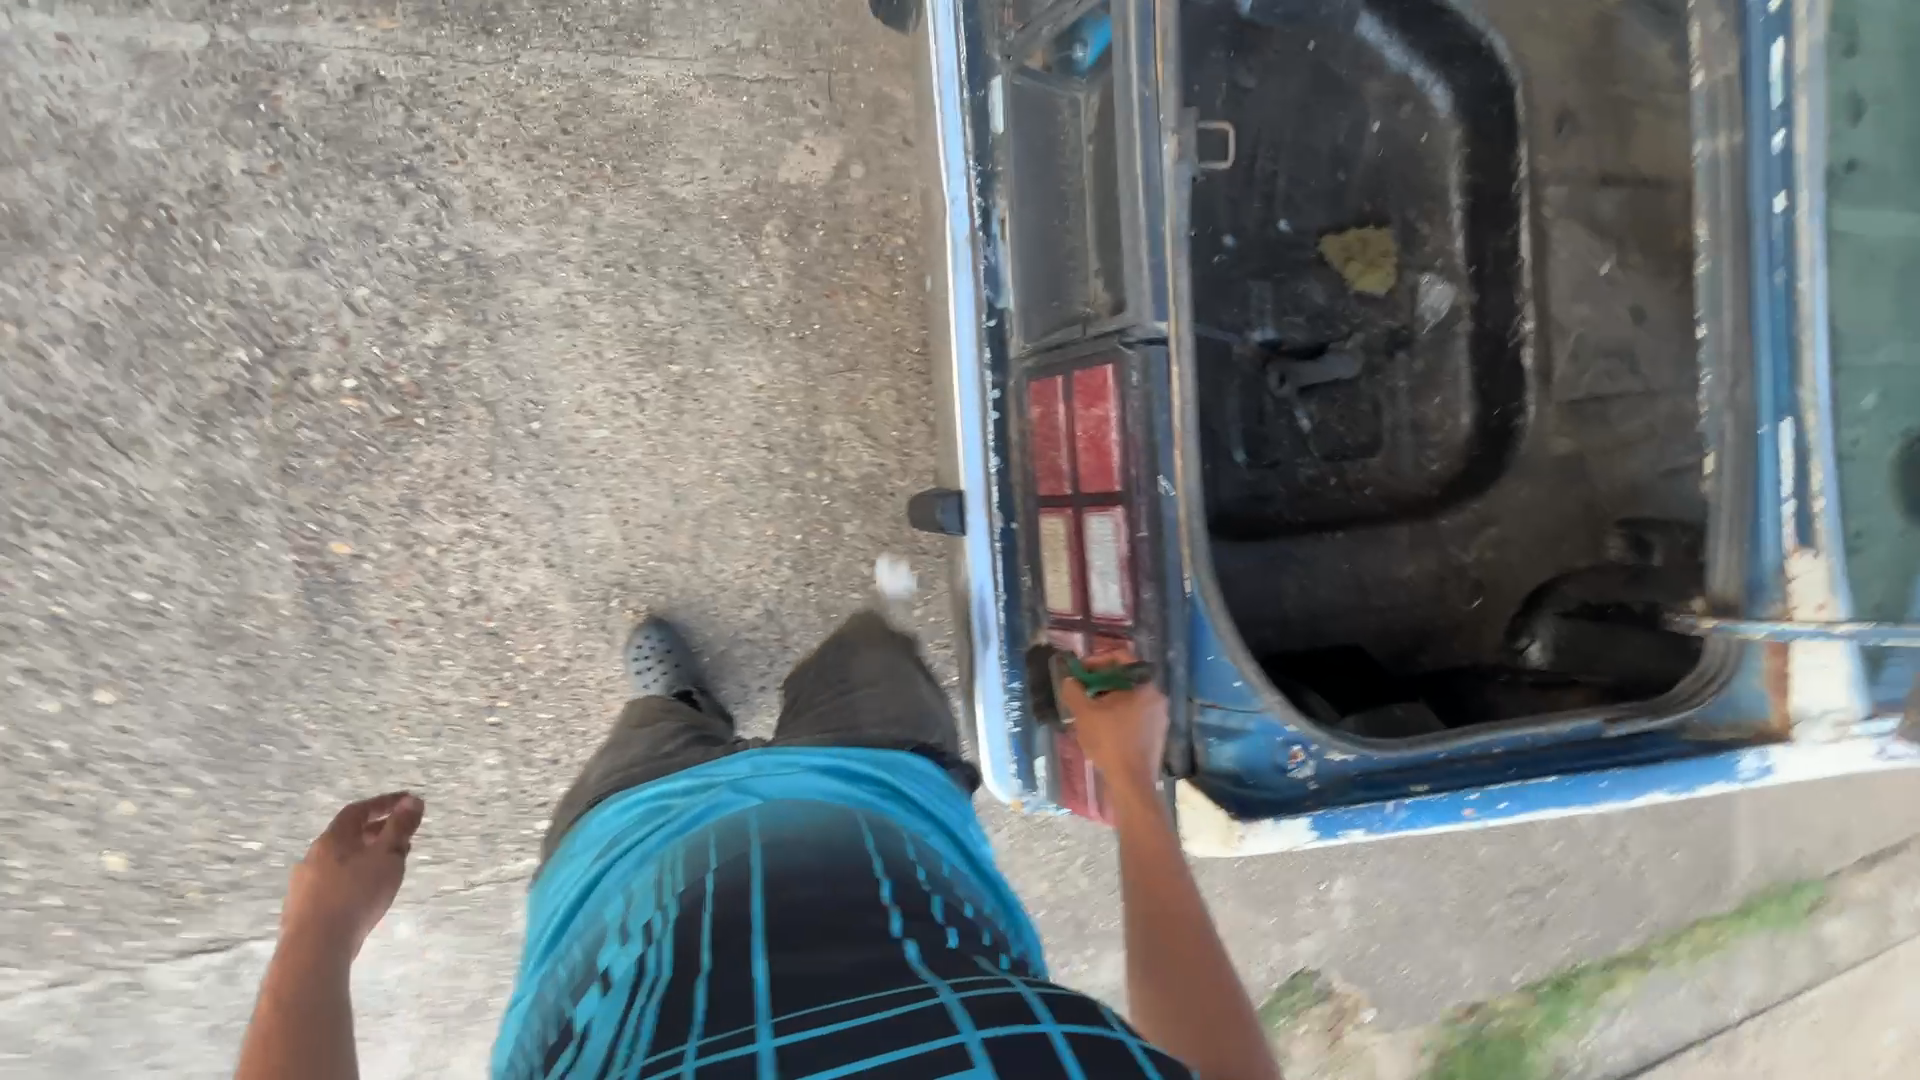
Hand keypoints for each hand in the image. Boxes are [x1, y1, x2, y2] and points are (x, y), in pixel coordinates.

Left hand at [282, 792, 424, 955]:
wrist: (315, 947)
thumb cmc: (356, 893)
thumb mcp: (388, 855)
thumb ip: (400, 827)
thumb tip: (412, 801)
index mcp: (332, 840)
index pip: (358, 810)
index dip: (384, 802)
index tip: (408, 802)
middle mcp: (313, 856)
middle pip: (349, 834)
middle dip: (378, 830)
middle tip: (404, 834)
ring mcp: (304, 883)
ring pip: (342, 859)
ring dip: (367, 854)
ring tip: (391, 864)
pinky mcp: (303, 906)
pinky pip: (335, 880)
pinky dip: (355, 875)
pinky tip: (367, 890)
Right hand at [1060, 650, 1168, 800]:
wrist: (1131, 782)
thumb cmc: (1109, 741)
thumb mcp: (1084, 712)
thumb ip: (1074, 690)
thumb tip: (1070, 680)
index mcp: (1144, 685)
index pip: (1121, 657)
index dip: (1097, 660)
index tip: (1080, 672)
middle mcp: (1156, 697)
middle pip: (1125, 678)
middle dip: (1100, 682)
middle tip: (1081, 691)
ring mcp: (1159, 716)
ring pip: (1129, 697)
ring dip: (1106, 699)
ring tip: (1087, 711)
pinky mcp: (1156, 734)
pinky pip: (1134, 714)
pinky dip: (1116, 714)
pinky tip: (1100, 728)